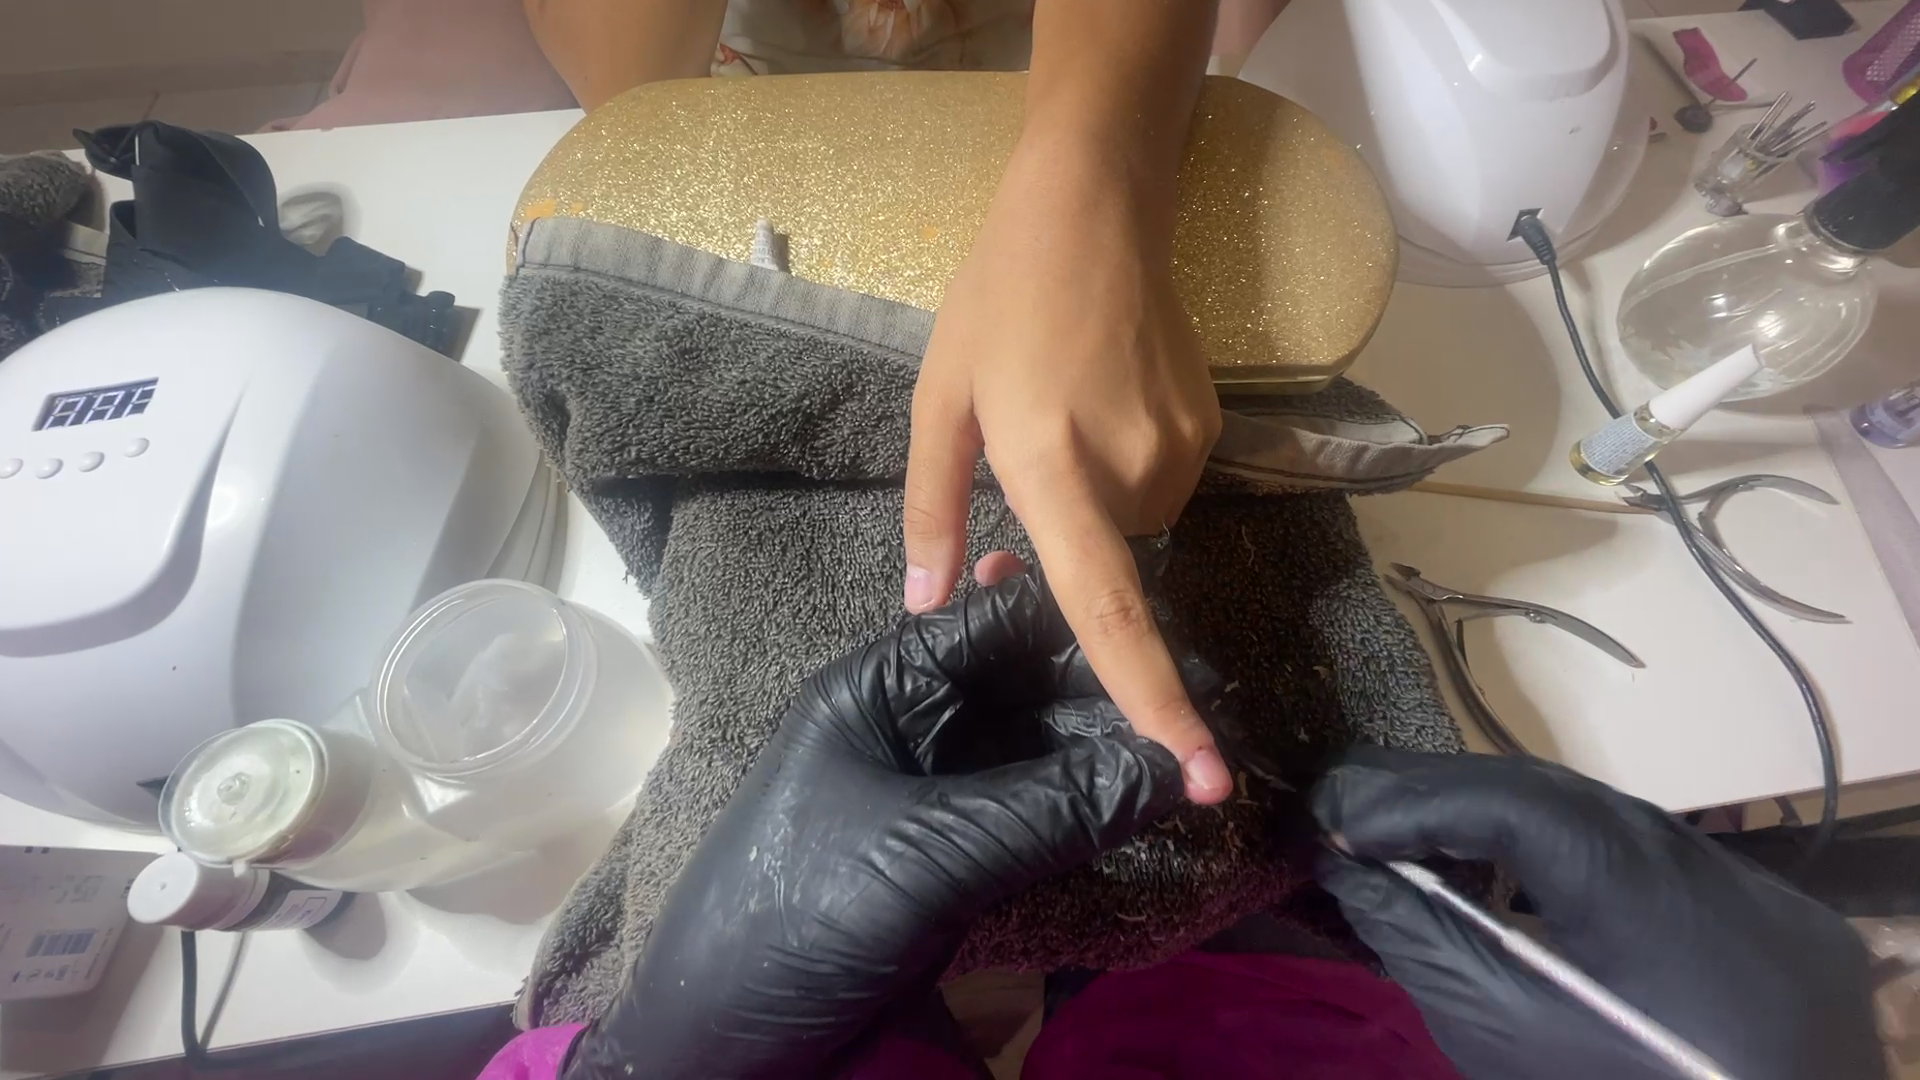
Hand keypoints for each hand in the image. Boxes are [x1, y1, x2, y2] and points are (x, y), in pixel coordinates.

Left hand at [566, 575, 1183, 1079]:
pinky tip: (1143, 794)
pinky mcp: (958, 832)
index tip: (1177, 647)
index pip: (1000, 623)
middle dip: (1110, 691)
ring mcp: (941, 775)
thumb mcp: (925, 855)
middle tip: (1209, 704)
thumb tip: (1178, 771)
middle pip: (1030, 678)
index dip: (1087, 631)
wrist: (732, 1038)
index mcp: (887, 681)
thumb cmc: (801, 915)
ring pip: (1041, 739)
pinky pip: (1035, 797)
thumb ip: (1050, 808)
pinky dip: (1086, 796)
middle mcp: (920, 712)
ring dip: (1108, 746)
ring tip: (1199, 747)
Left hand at [903, 137, 1227, 803]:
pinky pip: (1159, 487)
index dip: (1150, 698)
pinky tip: (1100, 410)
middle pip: (1106, 566)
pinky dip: (1122, 477)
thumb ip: (933, 509)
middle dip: (1065, 554)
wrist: (1092, 208)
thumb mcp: (940, 403)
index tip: (1197, 774)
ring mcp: (1186, 451)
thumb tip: (929, 602)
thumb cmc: (998, 300)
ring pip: (1132, 525)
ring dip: (1092, 506)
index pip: (1107, 607)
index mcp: (1054, 467)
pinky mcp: (1211, 429)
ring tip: (1061, 425)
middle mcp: (1135, 473)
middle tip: (1018, 490)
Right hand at [1311, 748, 1884, 1079]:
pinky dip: (1521, 835)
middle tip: (1338, 811)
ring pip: (1565, 803)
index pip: (1513, 804)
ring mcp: (1725, 874)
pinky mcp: (1731, 897)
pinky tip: (1479, 860)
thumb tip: (1334, 862)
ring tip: (1388, 830)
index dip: (1411, 804)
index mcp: (1655, 899)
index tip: (1336, 831)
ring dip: (1465, 809)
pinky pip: (1601, 835)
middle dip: (1421, 794)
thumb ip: (1412, 936)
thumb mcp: (1504, 1036)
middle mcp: (1698, 860)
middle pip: (1532, 789)